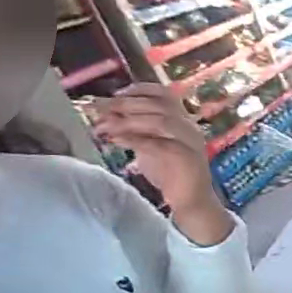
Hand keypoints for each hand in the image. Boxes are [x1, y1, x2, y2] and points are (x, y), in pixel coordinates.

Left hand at [88, 83, 232, 242]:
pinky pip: (157, 144)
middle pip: (158, 105)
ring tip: (104, 125)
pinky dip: (134, 140)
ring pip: (159, 121)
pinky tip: (115, 141)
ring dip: (127, 121)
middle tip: (99, 108)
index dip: (139, 90)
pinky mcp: (185, 158)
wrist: (192, 201)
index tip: (115, 94)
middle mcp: (189, 127)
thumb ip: (134, 130)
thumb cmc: (171, 175)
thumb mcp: (150, 146)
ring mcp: (190, 142)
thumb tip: (107, 115)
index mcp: (184, 121)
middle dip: (125, 104)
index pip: (164, 94)